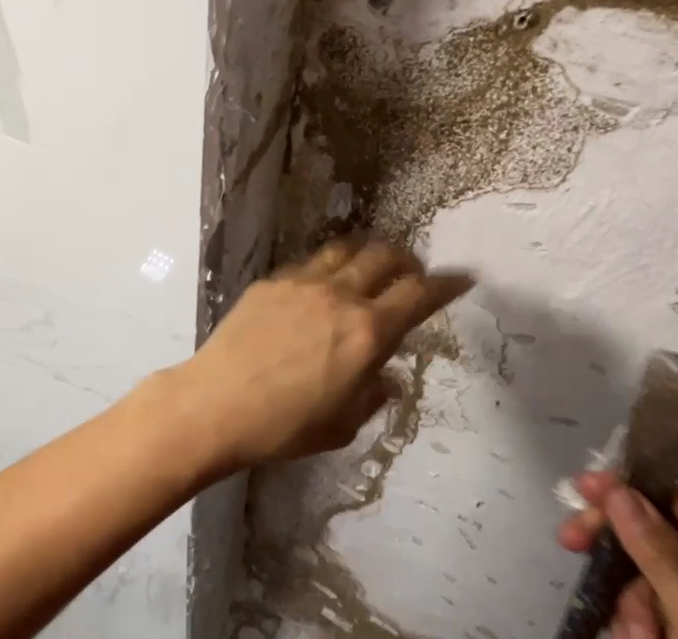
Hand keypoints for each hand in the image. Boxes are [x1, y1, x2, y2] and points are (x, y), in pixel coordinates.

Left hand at [162, 238, 471, 472]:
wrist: (216, 404)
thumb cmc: (284, 427)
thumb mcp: (343, 424)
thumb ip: (371, 395)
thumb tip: (385, 378)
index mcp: (368, 333)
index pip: (419, 295)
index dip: (446, 284)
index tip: (462, 278)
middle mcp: (339, 297)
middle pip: (384, 257)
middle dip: (407, 260)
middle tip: (412, 272)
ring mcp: (301, 283)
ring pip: (344, 250)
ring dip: (365, 254)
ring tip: (369, 267)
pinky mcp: (270, 283)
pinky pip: (308, 264)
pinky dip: (327, 268)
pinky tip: (320, 286)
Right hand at [557, 472, 677, 638]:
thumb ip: (661, 556)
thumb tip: (618, 491)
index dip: (635, 491)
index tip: (587, 488)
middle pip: (656, 535)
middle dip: (612, 541)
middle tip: (569, 539)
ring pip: (642, 576)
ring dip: (625, 601)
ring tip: (632, 638)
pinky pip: (642, 609)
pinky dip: (629, 622)